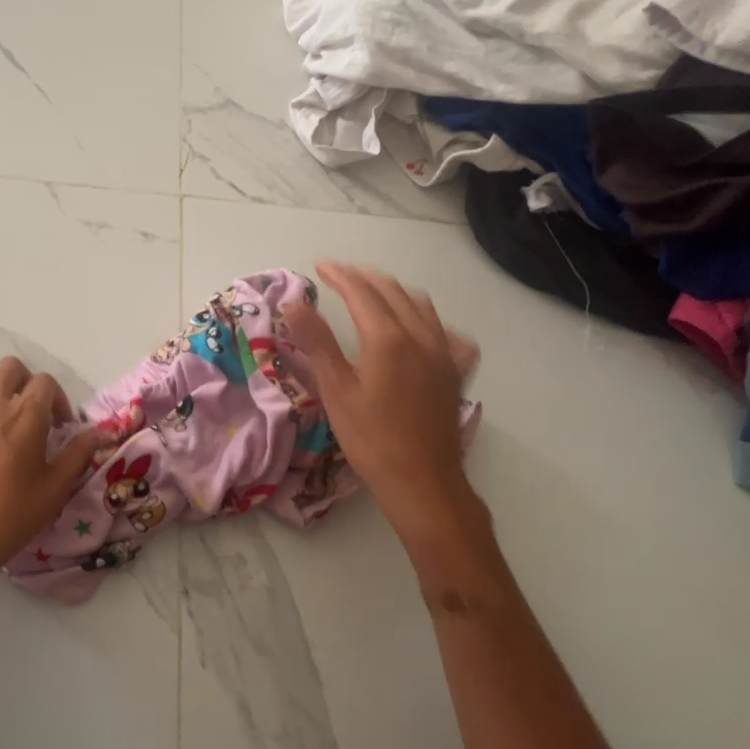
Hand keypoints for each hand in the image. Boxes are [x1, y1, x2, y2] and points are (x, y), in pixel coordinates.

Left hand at [0, 358, 101, 606]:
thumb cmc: (13, 515)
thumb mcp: (56, 487)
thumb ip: (79, 453)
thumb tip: (100, 432)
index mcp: (26, 414)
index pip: (46, 382)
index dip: (58, 400)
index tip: (60, 428)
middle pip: (10, 367)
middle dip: (25, 383)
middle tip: (30, 413)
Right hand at [285, 262, 481, 544]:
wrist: (422, 482)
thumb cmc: (371, 439)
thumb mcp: (335, 391)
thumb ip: (317, 342)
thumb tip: (295, 303)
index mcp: (388, 339)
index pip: (362, 292)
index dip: (340, 275)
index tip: (320, 267)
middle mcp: (421, 336)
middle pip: (393, 291)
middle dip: (365, 278)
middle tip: (339, 276)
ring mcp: (444, 354)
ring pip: (421, 306)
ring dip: (394, 292)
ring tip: (372, 294)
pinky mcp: (454, 373)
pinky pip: (446, 331)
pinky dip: (426, 318)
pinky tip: (418, 330)